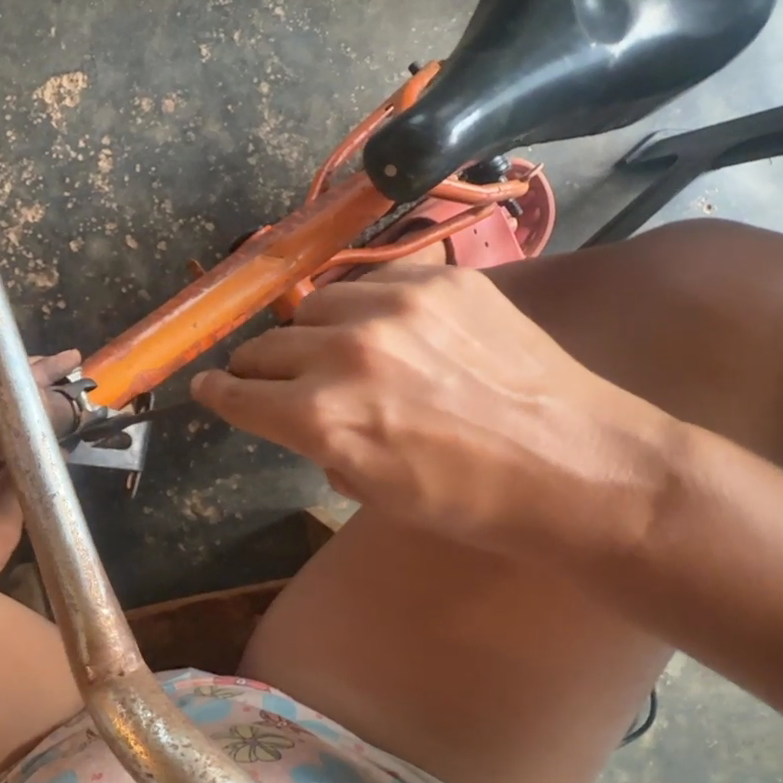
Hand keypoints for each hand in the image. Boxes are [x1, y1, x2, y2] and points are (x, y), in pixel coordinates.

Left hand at [0, 352, 80, 627]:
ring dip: (6, 383)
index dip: (41, 388)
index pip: (4, 398)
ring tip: (47, 376)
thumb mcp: (0, 530)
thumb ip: (24, 479)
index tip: (74, 378)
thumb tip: (46, 445)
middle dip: (25, 371)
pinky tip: (14, 411)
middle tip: (66, 362)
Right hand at [191, 267, 677, 559]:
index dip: (215, 393)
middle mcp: (344, 354)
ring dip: (309, 332)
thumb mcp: (365, 489)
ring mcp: (395, 308)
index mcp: (320, 418)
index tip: (207, 387)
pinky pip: (369, 282)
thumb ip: (312, 440)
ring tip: (334, 351)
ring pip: (311, 305)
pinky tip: (384, 330)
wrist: (576, 467)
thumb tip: (289, 410)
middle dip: (258, 368)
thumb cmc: (465, 502)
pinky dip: (362, 307)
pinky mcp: (442, 281)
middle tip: (271, 380)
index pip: (235, 393)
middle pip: (264, 346)